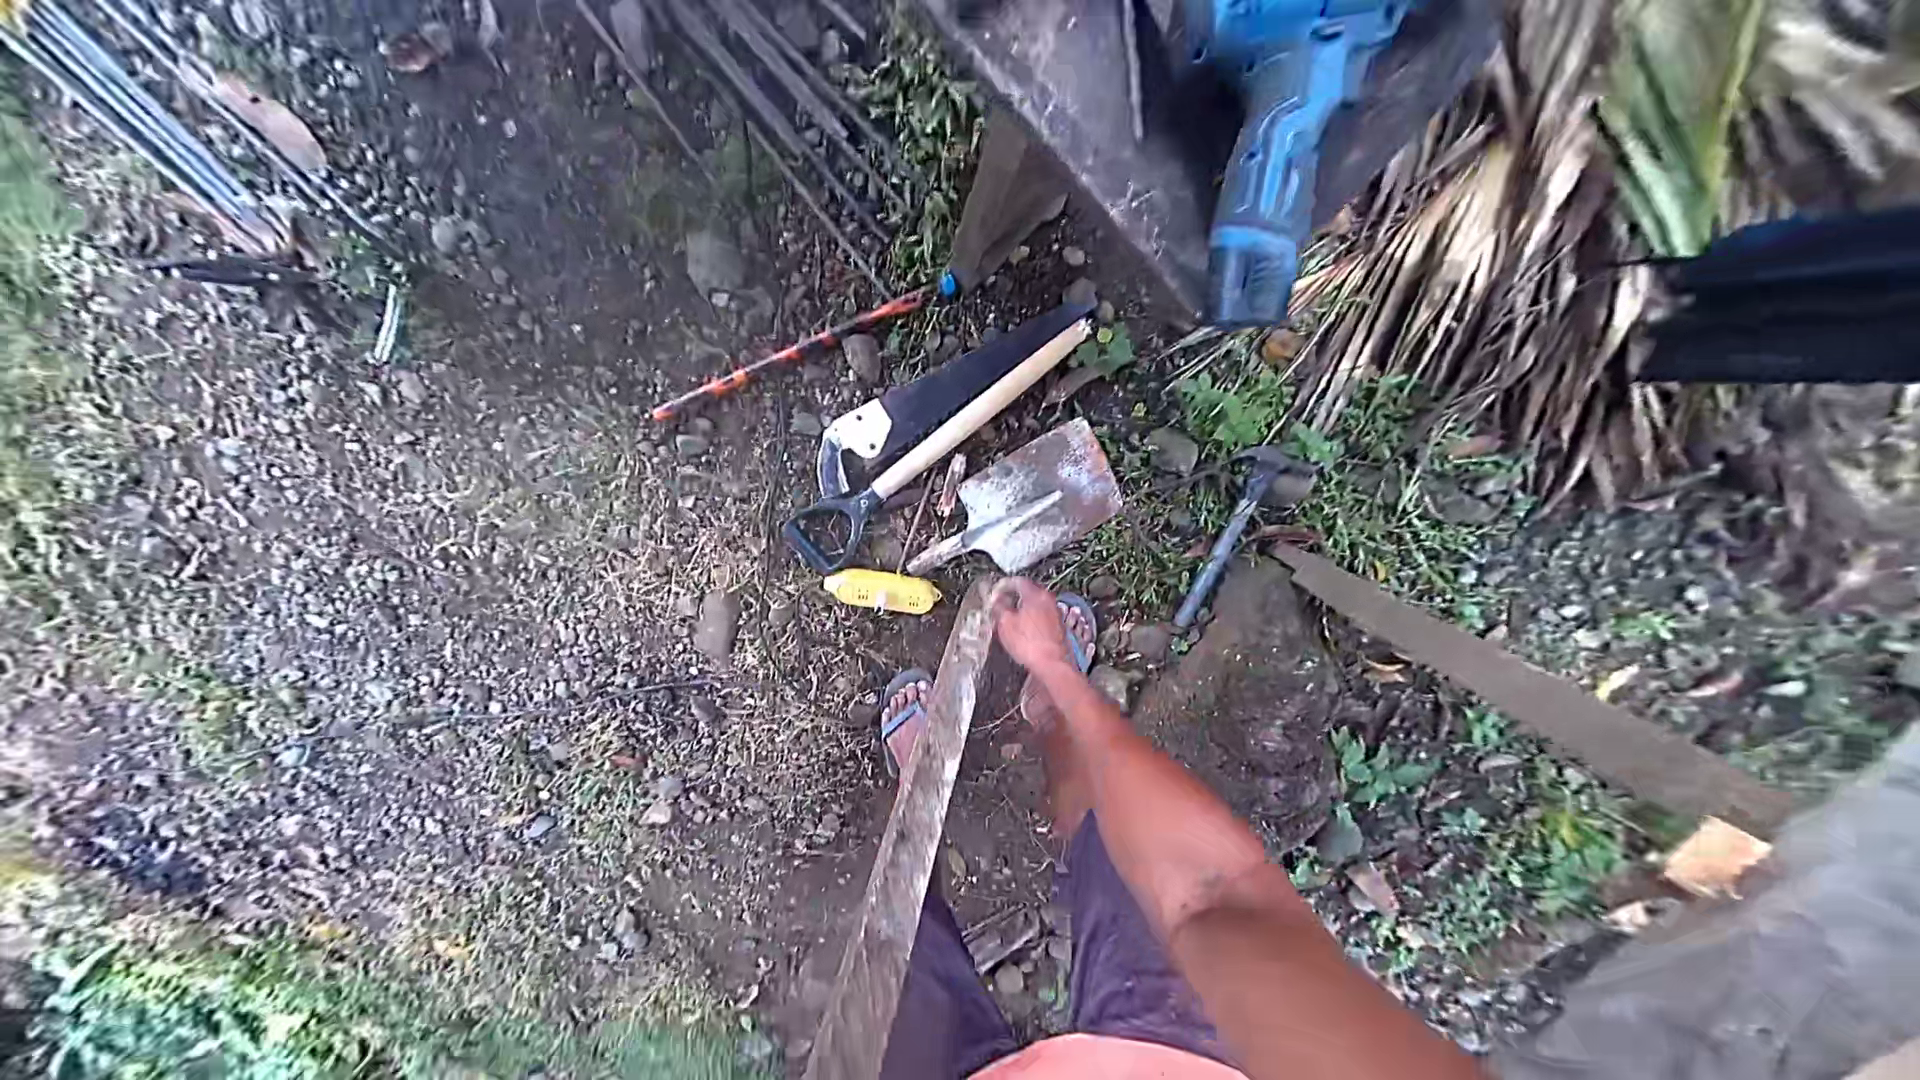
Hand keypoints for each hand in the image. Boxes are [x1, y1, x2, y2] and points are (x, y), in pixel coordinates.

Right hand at [991, 577, 1075, 676]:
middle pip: (1028, 592)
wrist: (1052, 665)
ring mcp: (1056, 614)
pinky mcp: (1059, 627)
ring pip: (1036, 605)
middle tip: (1001, 604)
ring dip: (1023, 609)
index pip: (1018, 581)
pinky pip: (1042, 617)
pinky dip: (1032, 620)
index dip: (1004, 586)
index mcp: (1036, 595)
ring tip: (1011, 619)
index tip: (996, 593)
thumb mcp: (1005, 623)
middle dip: (1014, 597)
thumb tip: (997, 599)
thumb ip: (999, 607)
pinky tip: (1024, 632)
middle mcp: (1049, 601)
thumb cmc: (1030, 644)